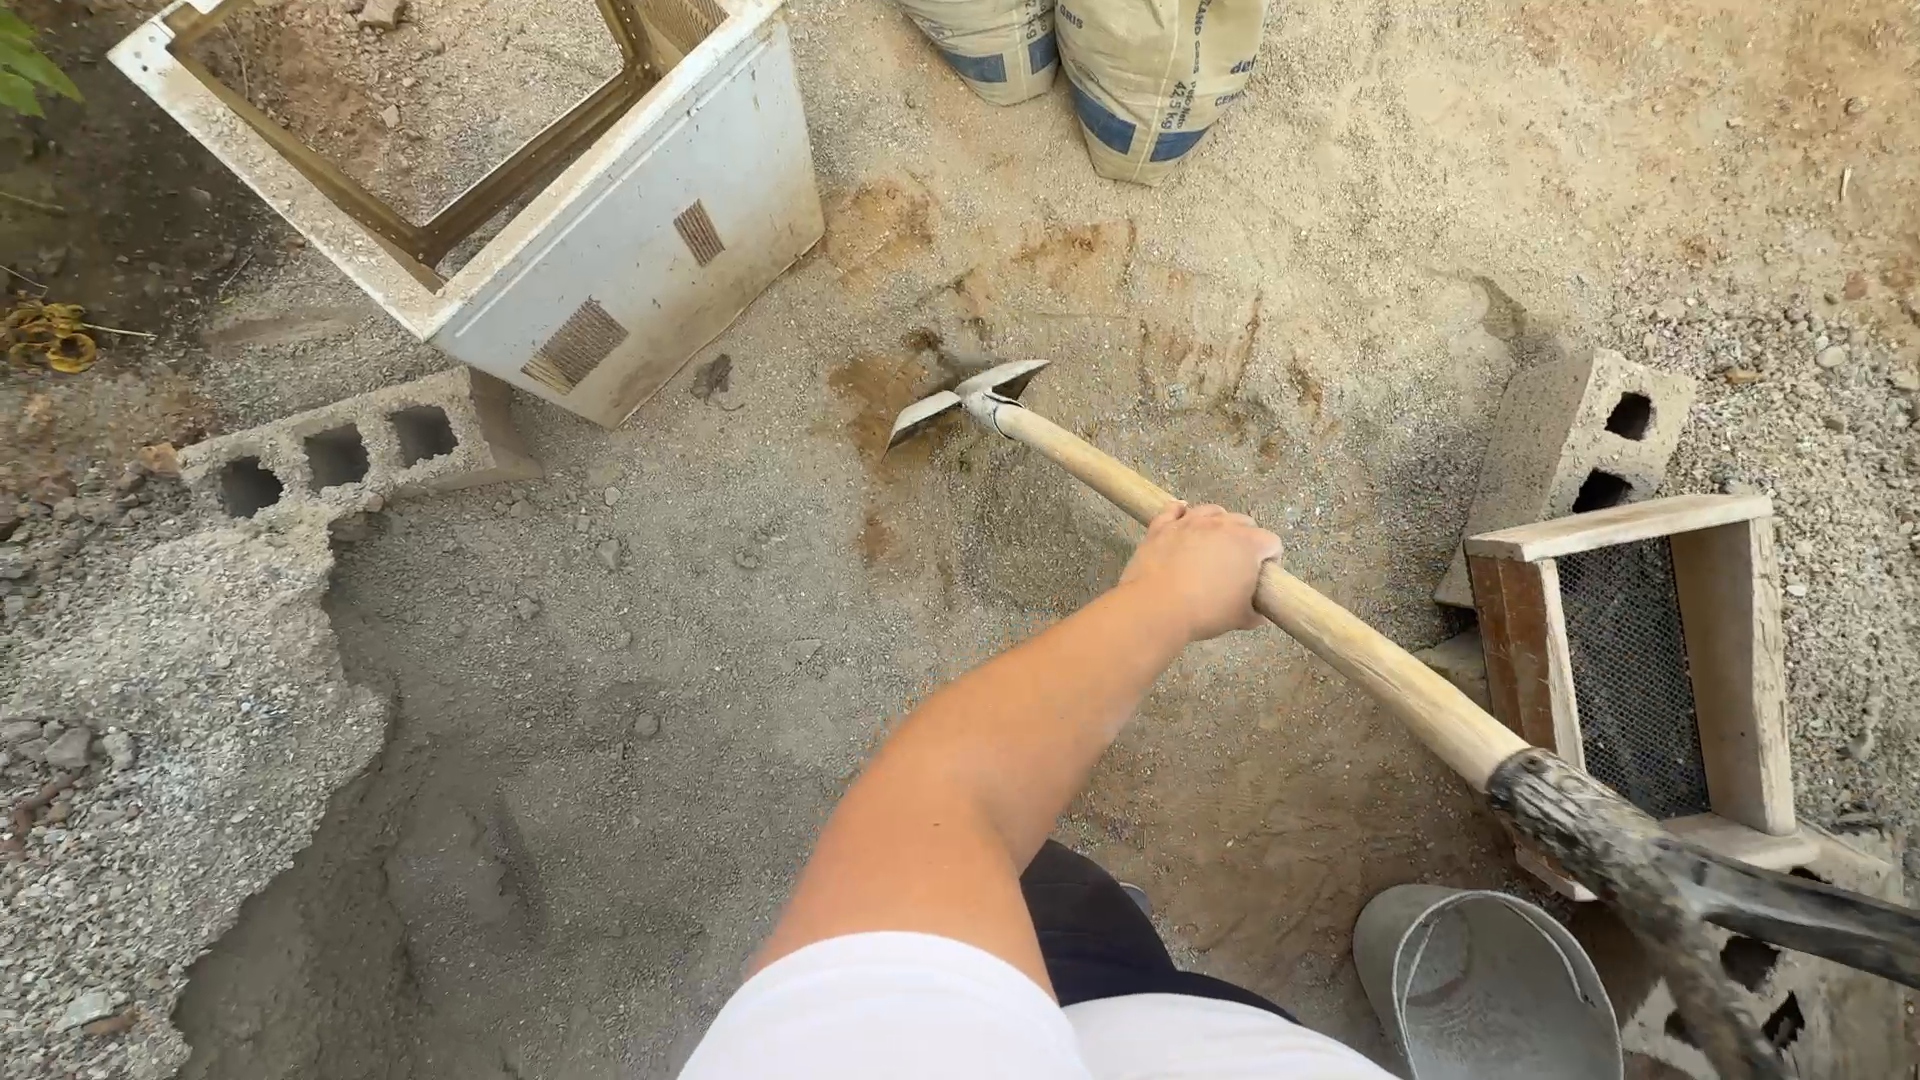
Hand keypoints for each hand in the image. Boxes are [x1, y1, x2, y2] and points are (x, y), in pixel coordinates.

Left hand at [1117, 502, 1282, 641]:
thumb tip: (1256, 614)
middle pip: (1243, 522)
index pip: (1271, 542)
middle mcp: (1220, 525)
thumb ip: (1254, 611)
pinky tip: (1181, 516)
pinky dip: (1180, 512)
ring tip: (1212, 540)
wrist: (1157, 608)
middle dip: (1245, 538)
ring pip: (1210, 511)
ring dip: (1216, 522)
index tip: (1261, 574)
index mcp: (1248, 544)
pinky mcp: (1161, 527)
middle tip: (1236, 561)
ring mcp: (1189, 523)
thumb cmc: (1206, 612)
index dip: (1270, 558)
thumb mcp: (1241, 617)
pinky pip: (1173, 510)